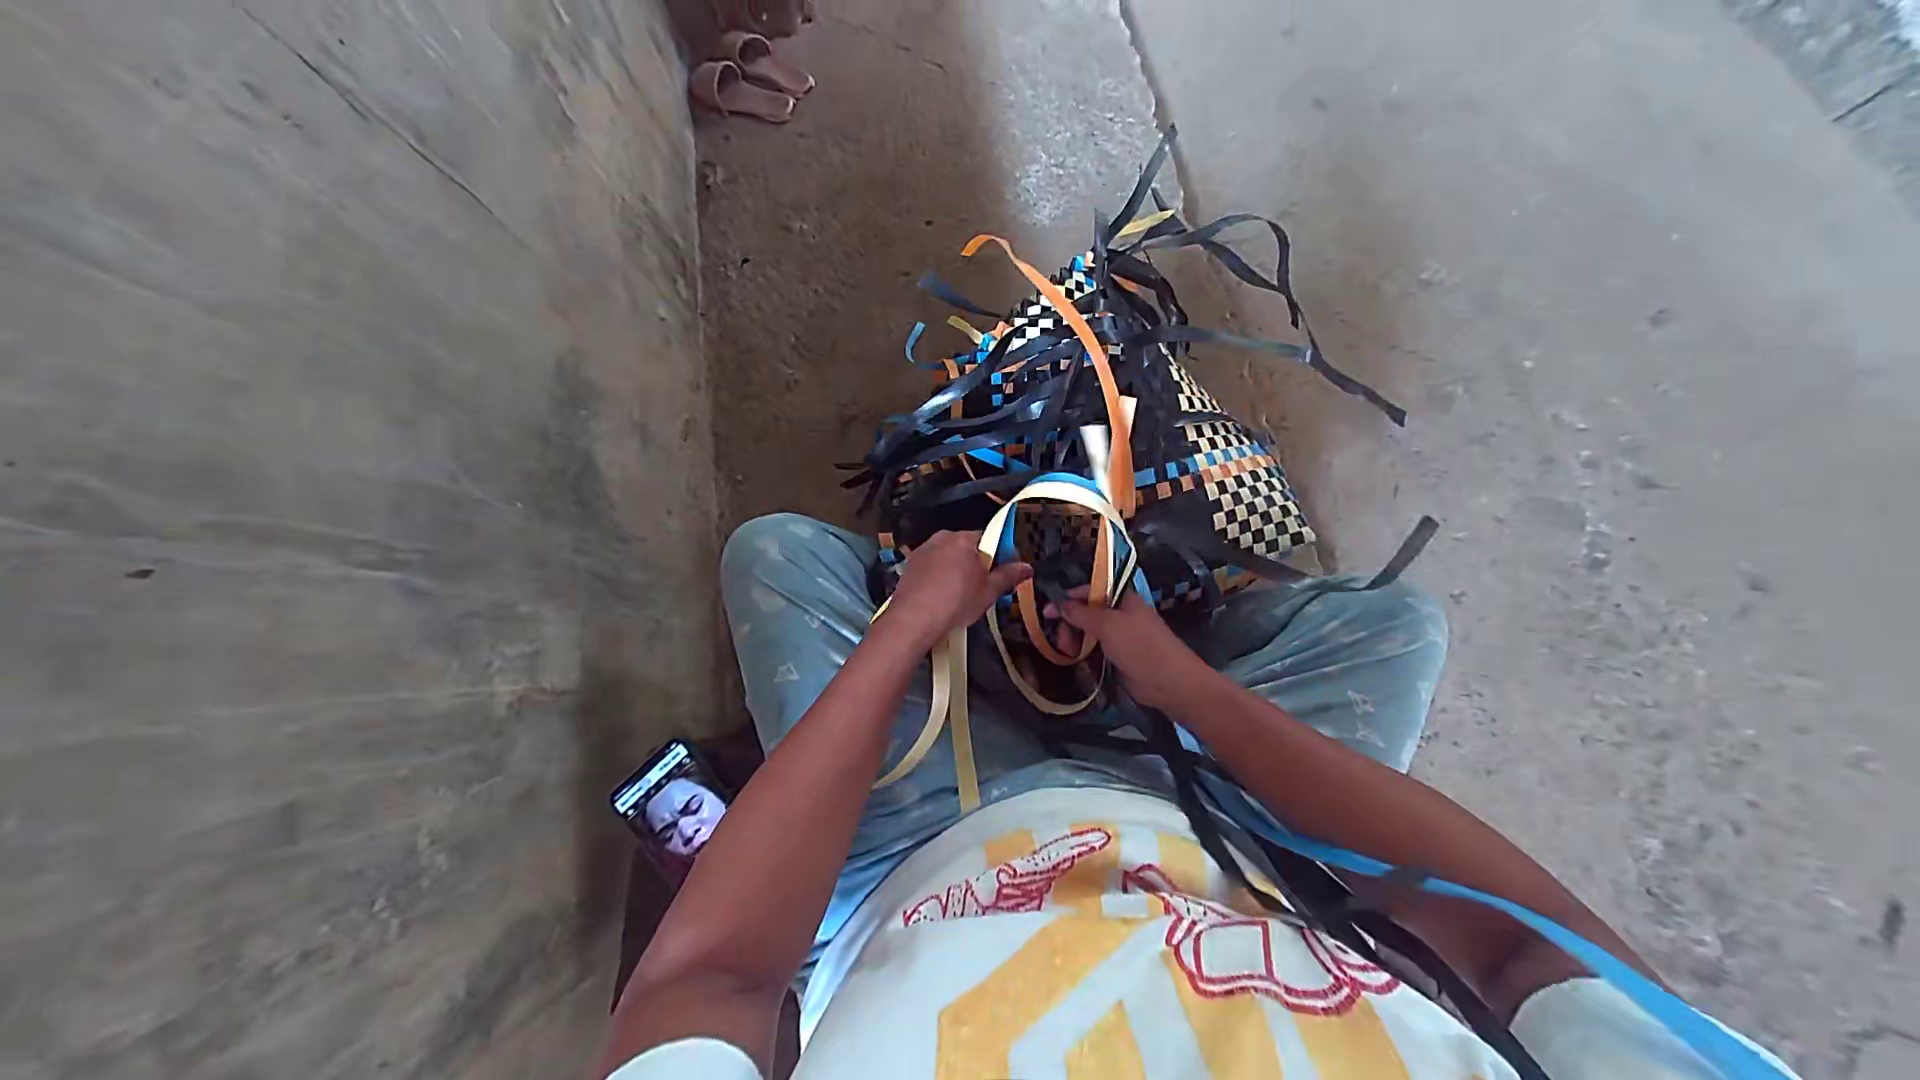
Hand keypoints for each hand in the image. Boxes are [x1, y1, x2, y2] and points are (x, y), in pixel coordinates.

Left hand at [881, 531, 1032, 650]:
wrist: (914, 618)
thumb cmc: (955, 601)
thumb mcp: (989, 591)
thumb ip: (1009, 576)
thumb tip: (1027, 567)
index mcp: (963, 538)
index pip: (989, 538)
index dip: (999, 555)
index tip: (1003, 572)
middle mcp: (942, 538)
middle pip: (967, 547)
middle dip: (976, 564)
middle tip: (983, 587)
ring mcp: (923, 550)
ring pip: (948, 557)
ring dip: (956, 570)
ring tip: (961, 596)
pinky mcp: (910, 565)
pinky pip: (932, 567)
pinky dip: (939, 578)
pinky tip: (942, 597)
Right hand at [1044, 587, 1213, 711]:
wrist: (1171, 684)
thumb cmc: (1142, 647)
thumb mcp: (1109, 625)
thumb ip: (1081, 613)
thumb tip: (1059, 603)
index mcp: (1123, 599)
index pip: (1090, 590)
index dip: (1068, 598)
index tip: (1048, 612)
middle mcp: (1121, 614)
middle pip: (1086, 611)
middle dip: (1070, 623)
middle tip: (1061, 641)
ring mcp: (1120, 636)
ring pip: (1089, 632)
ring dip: (1075, 640)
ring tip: (1068, 653)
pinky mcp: (1119, 656)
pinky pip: (1095, 649)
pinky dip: (1084, 653)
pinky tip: (1076, 660)